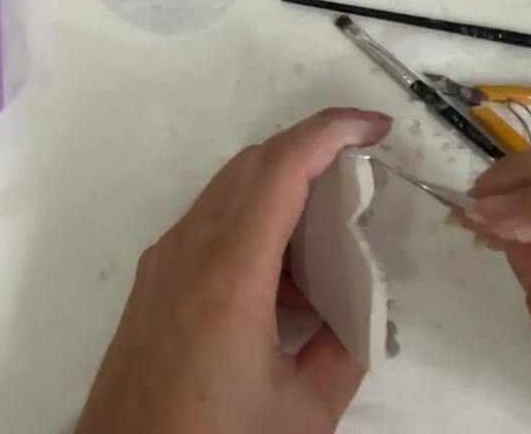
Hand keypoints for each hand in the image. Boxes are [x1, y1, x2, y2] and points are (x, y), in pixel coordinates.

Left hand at [75, 108, 393, 433]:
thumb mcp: (302, 411)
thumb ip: (343, 350)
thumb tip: (363, 306)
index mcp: (230, 269)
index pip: (281, 169)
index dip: (329, 132)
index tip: (375, 125)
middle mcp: (190, 244)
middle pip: (252, 165)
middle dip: (311, 149)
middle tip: (364, 166)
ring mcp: (166, 255)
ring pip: (229, 189)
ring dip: (282, 185)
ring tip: (334, 221)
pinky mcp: (156, 274)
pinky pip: (211, 222)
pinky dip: (254, 220)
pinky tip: (287, 269)